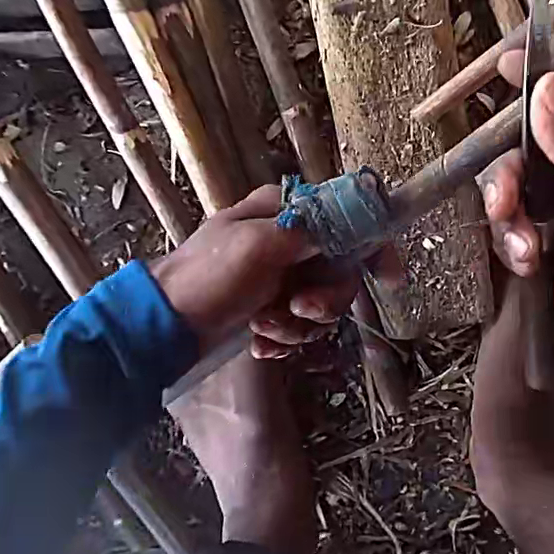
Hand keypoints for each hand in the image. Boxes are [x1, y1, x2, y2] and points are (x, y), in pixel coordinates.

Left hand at [150, 185, 352, 354]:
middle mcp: (287, 241)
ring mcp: (280, 277)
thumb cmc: (208, 274)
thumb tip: (352, 220)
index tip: (386, 278)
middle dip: (324, 300)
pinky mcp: (271, 308)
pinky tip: (260, 341)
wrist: (167, 323)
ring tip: (263, 325)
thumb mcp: (256, 244)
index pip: (346, 217)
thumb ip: (307, 230)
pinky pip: (300, 326)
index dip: (372, 245)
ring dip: (296, 324)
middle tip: (299, 309)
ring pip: (322, 305)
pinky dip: (283, 337)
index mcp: (284, 212)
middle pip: (340, 271)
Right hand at [479, 71, 553, 336]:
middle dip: (509, 177)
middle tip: (506, 203)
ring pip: (508, 184)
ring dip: (507, 216)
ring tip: (524, 246)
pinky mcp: (537, 229)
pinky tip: (529, 260)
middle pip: (526, 146)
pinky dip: (511, 241)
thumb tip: (548, 86)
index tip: (506, 64)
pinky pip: (506, 220)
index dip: (541, 84)